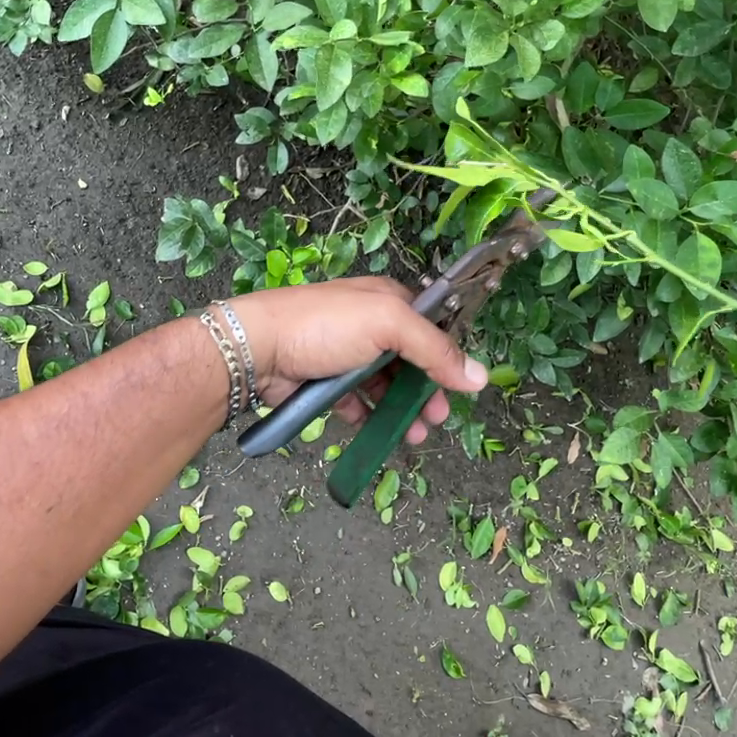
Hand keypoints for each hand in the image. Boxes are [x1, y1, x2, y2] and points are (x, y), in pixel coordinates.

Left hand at [228, 278, 489, 444]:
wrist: (258, 346)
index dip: (446, 356)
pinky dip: (370, 417)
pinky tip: (380, 433)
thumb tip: (478, 377)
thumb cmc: (326, 325)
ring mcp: (345, 354)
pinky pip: (356, 402)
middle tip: (438, 420)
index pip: (428, 326)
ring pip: (384, 386)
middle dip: (426, 391)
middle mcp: (367, 324)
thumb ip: (434, 349)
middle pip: (409, 360)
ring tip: (415, 437)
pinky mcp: (325, 382)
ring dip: (402, 410)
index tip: (459, 387)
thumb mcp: (387, 324)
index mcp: (385, 300)